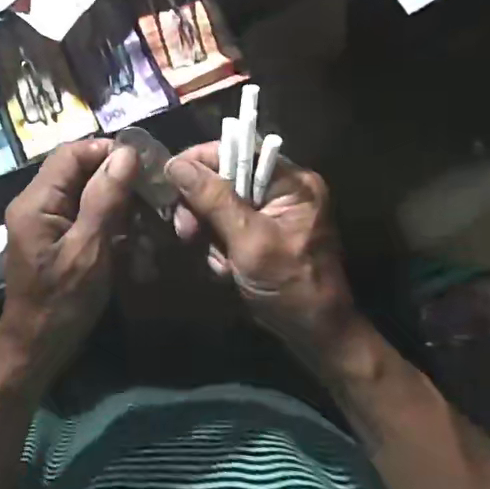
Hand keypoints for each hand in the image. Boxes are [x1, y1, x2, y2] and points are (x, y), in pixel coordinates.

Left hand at [0, 138, 139, 391]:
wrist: (36, 351)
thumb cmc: (61, 304)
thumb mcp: (88, 251)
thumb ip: (105, 199)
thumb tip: (125, 153)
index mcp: (36, 201)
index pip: (71, 153)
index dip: (108, 151)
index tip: (145, 164)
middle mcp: (37, 203)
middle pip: (81, 171)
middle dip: (119, 180)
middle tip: (154, 193)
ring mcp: (47, 221)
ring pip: (88, 194)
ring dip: (120, 204)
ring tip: (150, 220)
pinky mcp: (58, 238)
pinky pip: (88, 217)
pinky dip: (113, 224)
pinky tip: (136, 240)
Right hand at [167, 143, 359, 361]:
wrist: (318, 338)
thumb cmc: (291, 288)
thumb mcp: (250, 242)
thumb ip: (214, 200)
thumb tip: (176, 165)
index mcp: (292, 182)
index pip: (238, 150)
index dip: (200, 162)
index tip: (171, 183)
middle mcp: (284, 189)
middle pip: (225, 176)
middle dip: (201, 206)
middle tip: (186, 232)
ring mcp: (274, 212)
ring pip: (220, 203)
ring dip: (209, 232)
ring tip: (217, 262)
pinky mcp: (264, 232)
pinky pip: (228, 225)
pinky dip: (219, 246)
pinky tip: (226, 269)